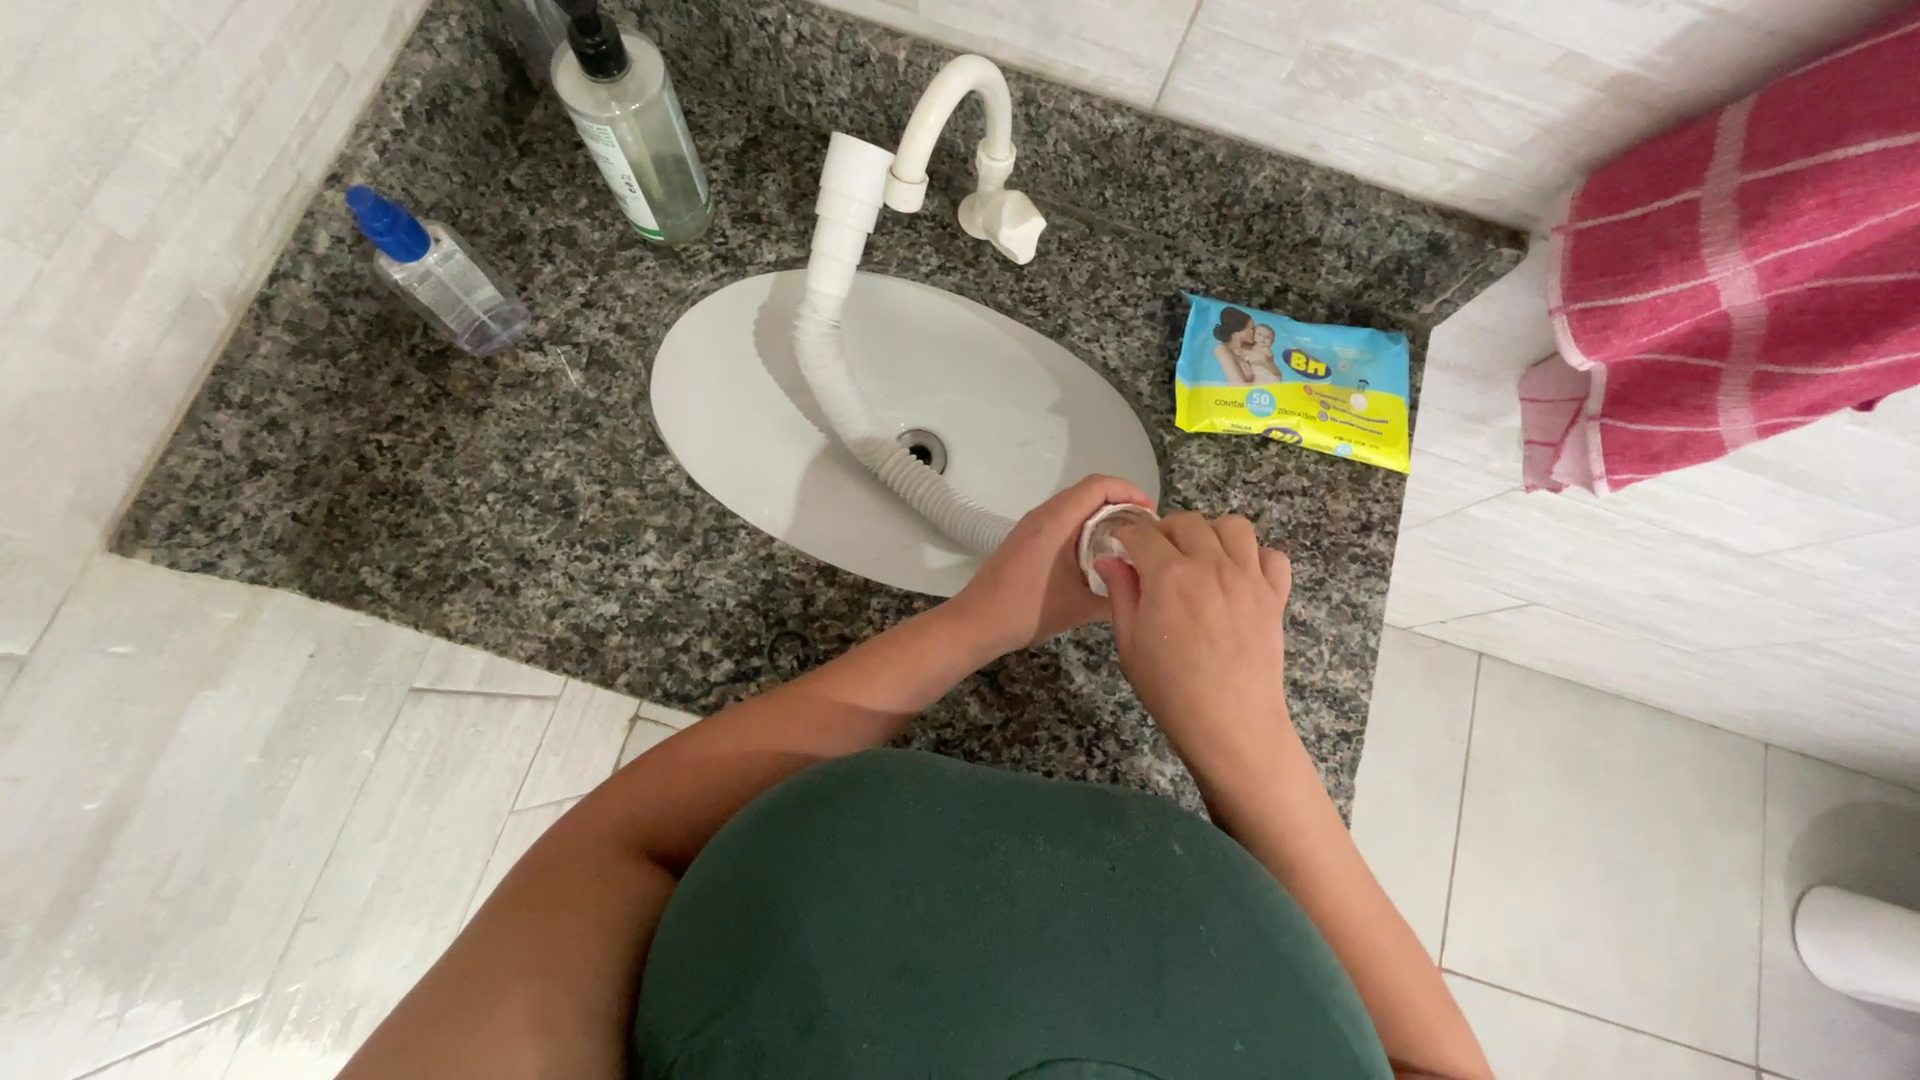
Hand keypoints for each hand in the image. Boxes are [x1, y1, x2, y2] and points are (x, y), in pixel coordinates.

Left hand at [949, 474, 1154, 654]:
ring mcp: (1031, 526)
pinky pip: (1062, 521)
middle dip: (1120, 504)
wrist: (977, 622)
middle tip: (1144, 531)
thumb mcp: (1080, 607)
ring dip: (1101, 516)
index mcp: (1056, 521)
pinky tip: (1096, 555)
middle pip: (1088, 491)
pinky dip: (1084, 528)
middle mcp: (1043, 515)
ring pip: (1074, 506)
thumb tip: (1143, 589)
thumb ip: (1115, 595)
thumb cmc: (1027, 611)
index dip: (1130, 492)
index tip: (1151, 514)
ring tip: (1126, 542)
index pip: (1099, 485)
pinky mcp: (1025, 539)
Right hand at [1094, 512, 1294, 778]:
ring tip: (1200, 556)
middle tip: (1157, 554)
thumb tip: (1108, 560)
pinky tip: (1239, 576)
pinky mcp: (1275, 595)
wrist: (1230, 722)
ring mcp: (1248, 578)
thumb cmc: (1170, 688)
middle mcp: (1211, 566)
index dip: (1127, 534)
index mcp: (1169, 576)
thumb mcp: (1129, 643)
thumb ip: (1121, 594)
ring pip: (1233, 526)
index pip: (1142, 534)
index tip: (1122, 543)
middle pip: (1187, 522)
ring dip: (1211, 533)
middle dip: (1165, 531)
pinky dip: (1256, 557)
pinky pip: (1273, 556)